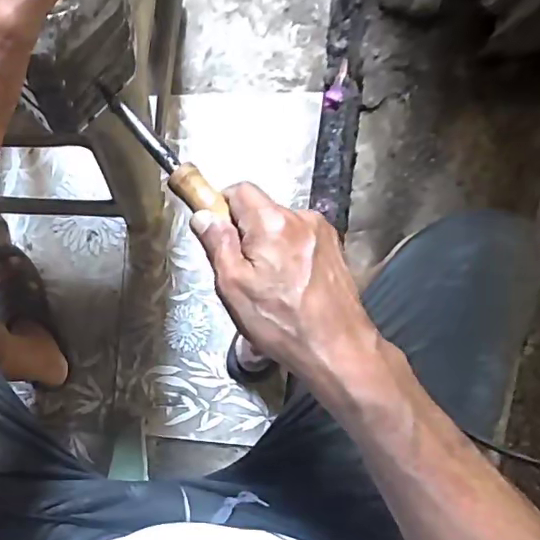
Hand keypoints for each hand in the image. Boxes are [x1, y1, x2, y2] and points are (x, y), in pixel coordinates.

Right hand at [191, 183, 379, 378]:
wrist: (336, 348)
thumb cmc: (283, 323)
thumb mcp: (233, 286)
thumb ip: (217, 244)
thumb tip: (203, 216)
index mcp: (273, 223)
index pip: (239, 190)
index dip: (220, 208)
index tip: (213, 232)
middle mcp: (301, 218)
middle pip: (259, 209)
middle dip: (243, 233)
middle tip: (238, 271)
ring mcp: (321, 233)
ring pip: (278, 227)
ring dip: (265, 246)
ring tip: (265, 285)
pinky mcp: (332, 248)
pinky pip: (297, 241)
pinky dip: (286, 256)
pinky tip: (285, 287)